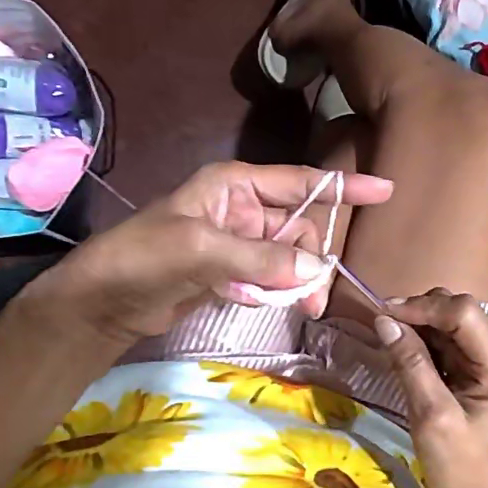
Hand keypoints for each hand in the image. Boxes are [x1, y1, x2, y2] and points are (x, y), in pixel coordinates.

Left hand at [24, 162, 391, 344]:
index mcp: (235, 185)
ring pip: (289, 256)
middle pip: (301, 226)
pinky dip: (274, 290)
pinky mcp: (231, 271)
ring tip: (296, 306)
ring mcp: (237, 241)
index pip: (301, 181)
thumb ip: (261, 256)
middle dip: (311, 256)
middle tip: (313, 295)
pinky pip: (271, 276)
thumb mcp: (202, 249)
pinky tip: (256, 301)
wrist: (103, 301)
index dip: (343, 186)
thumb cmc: (144, 257)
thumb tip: (316, 268)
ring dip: (295, 279)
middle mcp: (242, 208)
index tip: (385, 190)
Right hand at [375, 290, 487, 487]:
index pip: (464, 313)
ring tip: (389, 333)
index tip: (386, 315)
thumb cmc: (454, 460)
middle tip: (384, 325)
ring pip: (446, 317)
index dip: (424, 308)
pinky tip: (400, 343)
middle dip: (420, 311)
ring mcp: (482, 357)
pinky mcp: (466, 363)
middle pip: (457, 308)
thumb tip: (384, 320)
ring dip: (416, 320)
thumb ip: (411, 363)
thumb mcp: (430, 413)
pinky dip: (417, 332)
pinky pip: (440, 333)